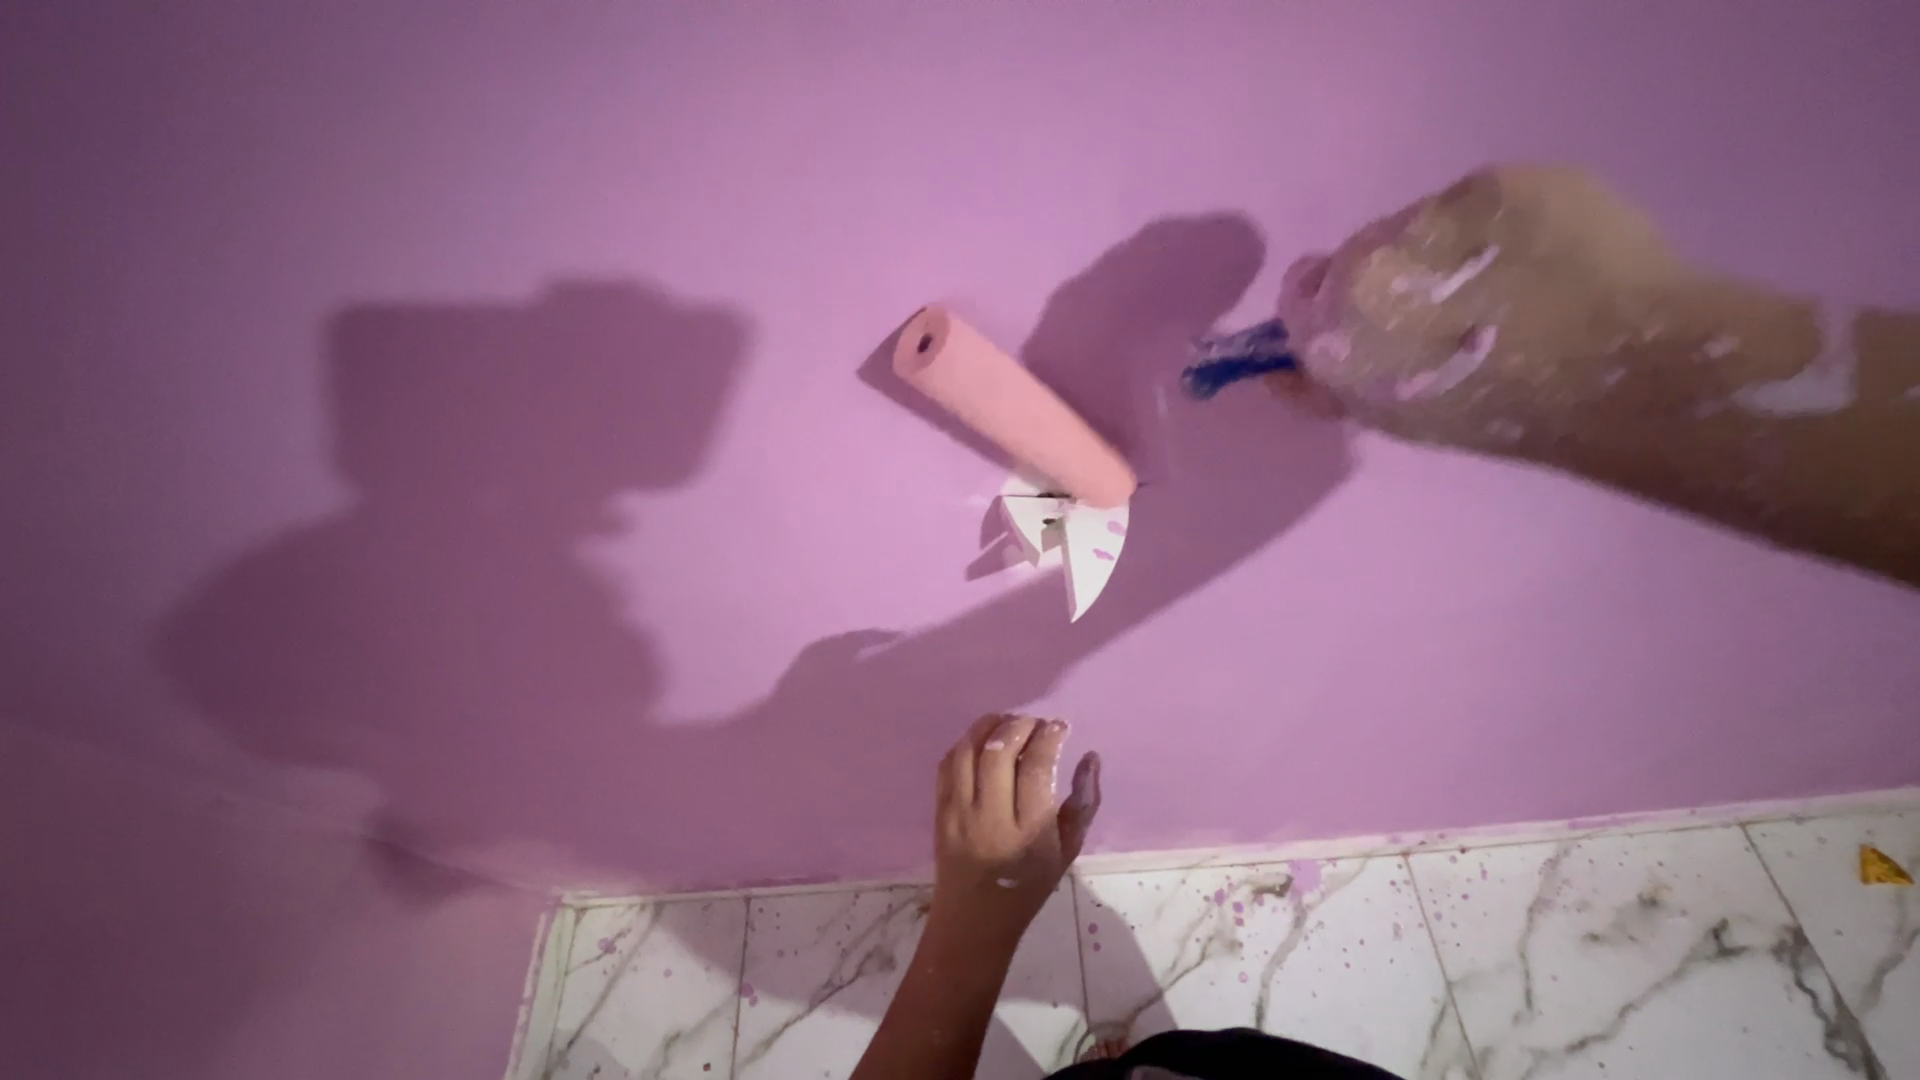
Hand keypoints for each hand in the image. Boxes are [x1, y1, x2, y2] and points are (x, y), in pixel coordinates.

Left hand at [929, 714, 1100, 952]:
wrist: (974, 918)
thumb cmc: (1029, 885)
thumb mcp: (1068, 851)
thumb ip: (1083, 803)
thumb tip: (1091, 758)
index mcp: (1028, 831)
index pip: (1036, 767)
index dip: (1049, 737)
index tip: (1059, 726)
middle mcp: (990, 817)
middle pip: (999, 752)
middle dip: (1019, 725)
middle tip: (1035, 722)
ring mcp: (959, 812)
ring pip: (968, 751)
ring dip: (988, 726)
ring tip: (1007, 722)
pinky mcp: (939, 810)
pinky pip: (947, 764)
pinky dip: (965, 744)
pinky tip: (982, 741)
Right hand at [1264, 166, 1686, 447]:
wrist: (1620, 373)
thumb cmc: (1493, 412)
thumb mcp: (1388, 414)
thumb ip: (1320, 390)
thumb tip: (1273, 375)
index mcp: (1335, 319)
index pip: (1301, 290)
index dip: (1332, 308)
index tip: (1372, 326)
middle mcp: (1368, 257)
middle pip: (1358, 252)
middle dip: (1388, 277)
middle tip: (1444, 308)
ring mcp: (1435, 211)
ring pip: (1417, 223)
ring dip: (1440, 248)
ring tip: (1501, 281)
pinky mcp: (1499, 179)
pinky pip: (1475, 201)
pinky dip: (1493, 225)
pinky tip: (1535, 254)